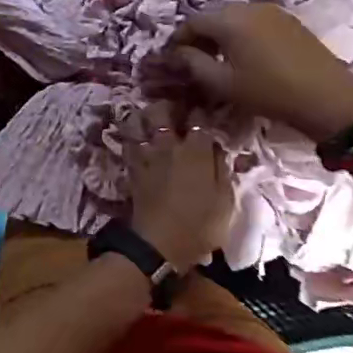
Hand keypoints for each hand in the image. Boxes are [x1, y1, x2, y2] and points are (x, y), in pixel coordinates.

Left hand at [127, 125, 232, 267]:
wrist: (157, 246)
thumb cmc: (198, 226)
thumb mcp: (224, 202)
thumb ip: (223, 171)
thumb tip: (219, 149)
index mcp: (195, 151)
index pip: (200, 118)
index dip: (203, 112)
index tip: (206, 112)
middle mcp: (169, 146)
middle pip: (162, 111)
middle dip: (168, 106)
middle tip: (175, 111)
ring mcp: (147, 156)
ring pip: (139, 123)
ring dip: (144, 118)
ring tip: (151, 120)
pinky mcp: (132, 170)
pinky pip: (128, 145)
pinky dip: (131, 138)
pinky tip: (137, 140)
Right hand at [162, 3, 352, 139]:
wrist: (325, 95)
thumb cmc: (268, 91)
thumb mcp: (224, 83)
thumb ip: (194, 64)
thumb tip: (178, 53)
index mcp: (229, 19)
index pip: (193, 21)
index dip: (179, 39)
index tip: (174, 58)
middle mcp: (248, 7)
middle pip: (214, 14)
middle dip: (200, 35)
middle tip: (195, 60)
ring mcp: (272, 11)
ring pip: (235, 16)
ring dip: (221, 34)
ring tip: (219, 60)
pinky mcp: (288, 20)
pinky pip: (255, 20)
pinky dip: (242, 33)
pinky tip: (246, 56)